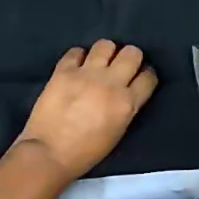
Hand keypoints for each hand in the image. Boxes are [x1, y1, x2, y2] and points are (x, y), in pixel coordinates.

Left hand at [14, 39, 158, 180]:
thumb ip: (125, 109)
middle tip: (119, 68)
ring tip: (97, 64)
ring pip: (105, 45)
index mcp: (127, 104)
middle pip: (132, 53)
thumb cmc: (85, 153)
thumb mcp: (117, 133)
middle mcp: (111, 83)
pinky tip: (76, 67)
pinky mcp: (64, 71)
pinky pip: (76, 51)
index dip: (145, 76)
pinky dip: (78, 57)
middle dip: (129, 58)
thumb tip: (126, 93)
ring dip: (105, 53)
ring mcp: (86, 74)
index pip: (148, 77)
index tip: (138, 79)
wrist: (49, 153)